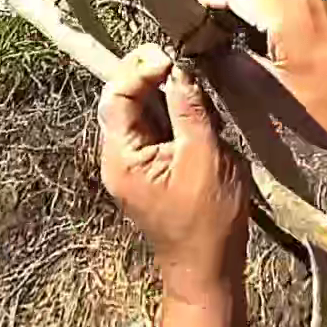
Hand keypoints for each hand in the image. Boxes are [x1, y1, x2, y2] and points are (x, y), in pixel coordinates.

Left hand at [98, 44, 247, 302]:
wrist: (210, 269)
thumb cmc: (208, 220)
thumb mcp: (204, 157)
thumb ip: (189, 109)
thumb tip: (180, 66)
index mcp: (122, 157)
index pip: (116, 96)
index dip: (140, 69)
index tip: (171, 58)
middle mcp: (119, 154)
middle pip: (122, 96)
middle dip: (148, 71)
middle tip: (178, 57)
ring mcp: (134, 158)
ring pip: (138, 105)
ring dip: (161, 86)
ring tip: (187, 74)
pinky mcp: (152, 160)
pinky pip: (154, 120)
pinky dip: (171, 104)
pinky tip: (192, 100)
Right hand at [199, 0, 326, 153]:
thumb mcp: (277, 94)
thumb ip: (236, 68)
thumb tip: (208, 54)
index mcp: (284, 10)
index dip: (205, 4)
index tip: (188, 26)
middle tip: (205, 30)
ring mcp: (316, 3)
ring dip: (243, 4)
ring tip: (226, 39)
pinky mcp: (325, 15)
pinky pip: (284, 0)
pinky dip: (263, 11)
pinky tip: (256, 43)